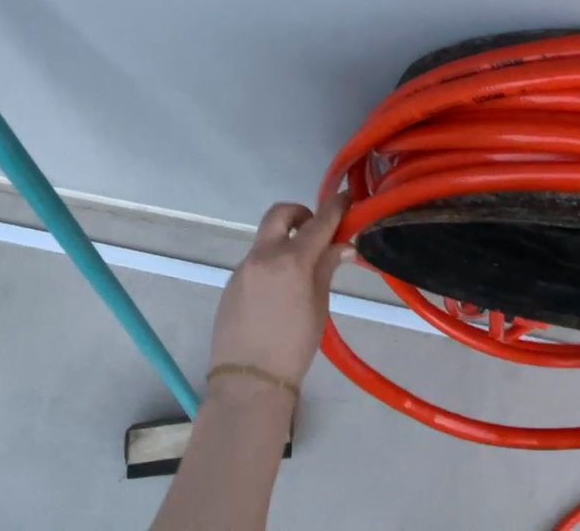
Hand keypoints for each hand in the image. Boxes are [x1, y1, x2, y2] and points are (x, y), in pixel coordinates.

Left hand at [208, 192, 352, 396]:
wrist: (248, 381)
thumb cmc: (294, 347)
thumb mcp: (319, 306)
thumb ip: (327, 268)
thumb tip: (344, 247)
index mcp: (291, 261)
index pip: (319, 222)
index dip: (336, 206)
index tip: (348, 197)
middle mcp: (264, 256)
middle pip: (280, 213)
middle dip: (301, 213)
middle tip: (315, 230)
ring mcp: (243, 267)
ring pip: (266, 238)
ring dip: (285, 241)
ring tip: (300, 271)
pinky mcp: (231, 282)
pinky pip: (255, 261)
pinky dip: (271, 263)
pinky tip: (279, 292)